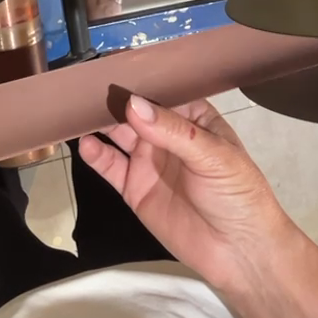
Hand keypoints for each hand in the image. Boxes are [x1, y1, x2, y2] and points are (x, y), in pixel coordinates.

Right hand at [77, 95, 296, 291]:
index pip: (163, 91)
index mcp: (193, 118)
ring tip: (78, 109)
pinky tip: (84, 143)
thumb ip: (172, 131)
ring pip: (119, 134)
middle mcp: (168, 135)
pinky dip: (95, 154)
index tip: (114, 64)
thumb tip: (134, 105)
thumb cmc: (238, 194)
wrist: (239, 253)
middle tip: (86, 84)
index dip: (141, 78)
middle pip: (135, 110)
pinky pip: (110, 167)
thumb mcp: (213, 156)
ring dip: (100, 121)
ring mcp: (150, 161)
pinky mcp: (135, 188)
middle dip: (114, 98)